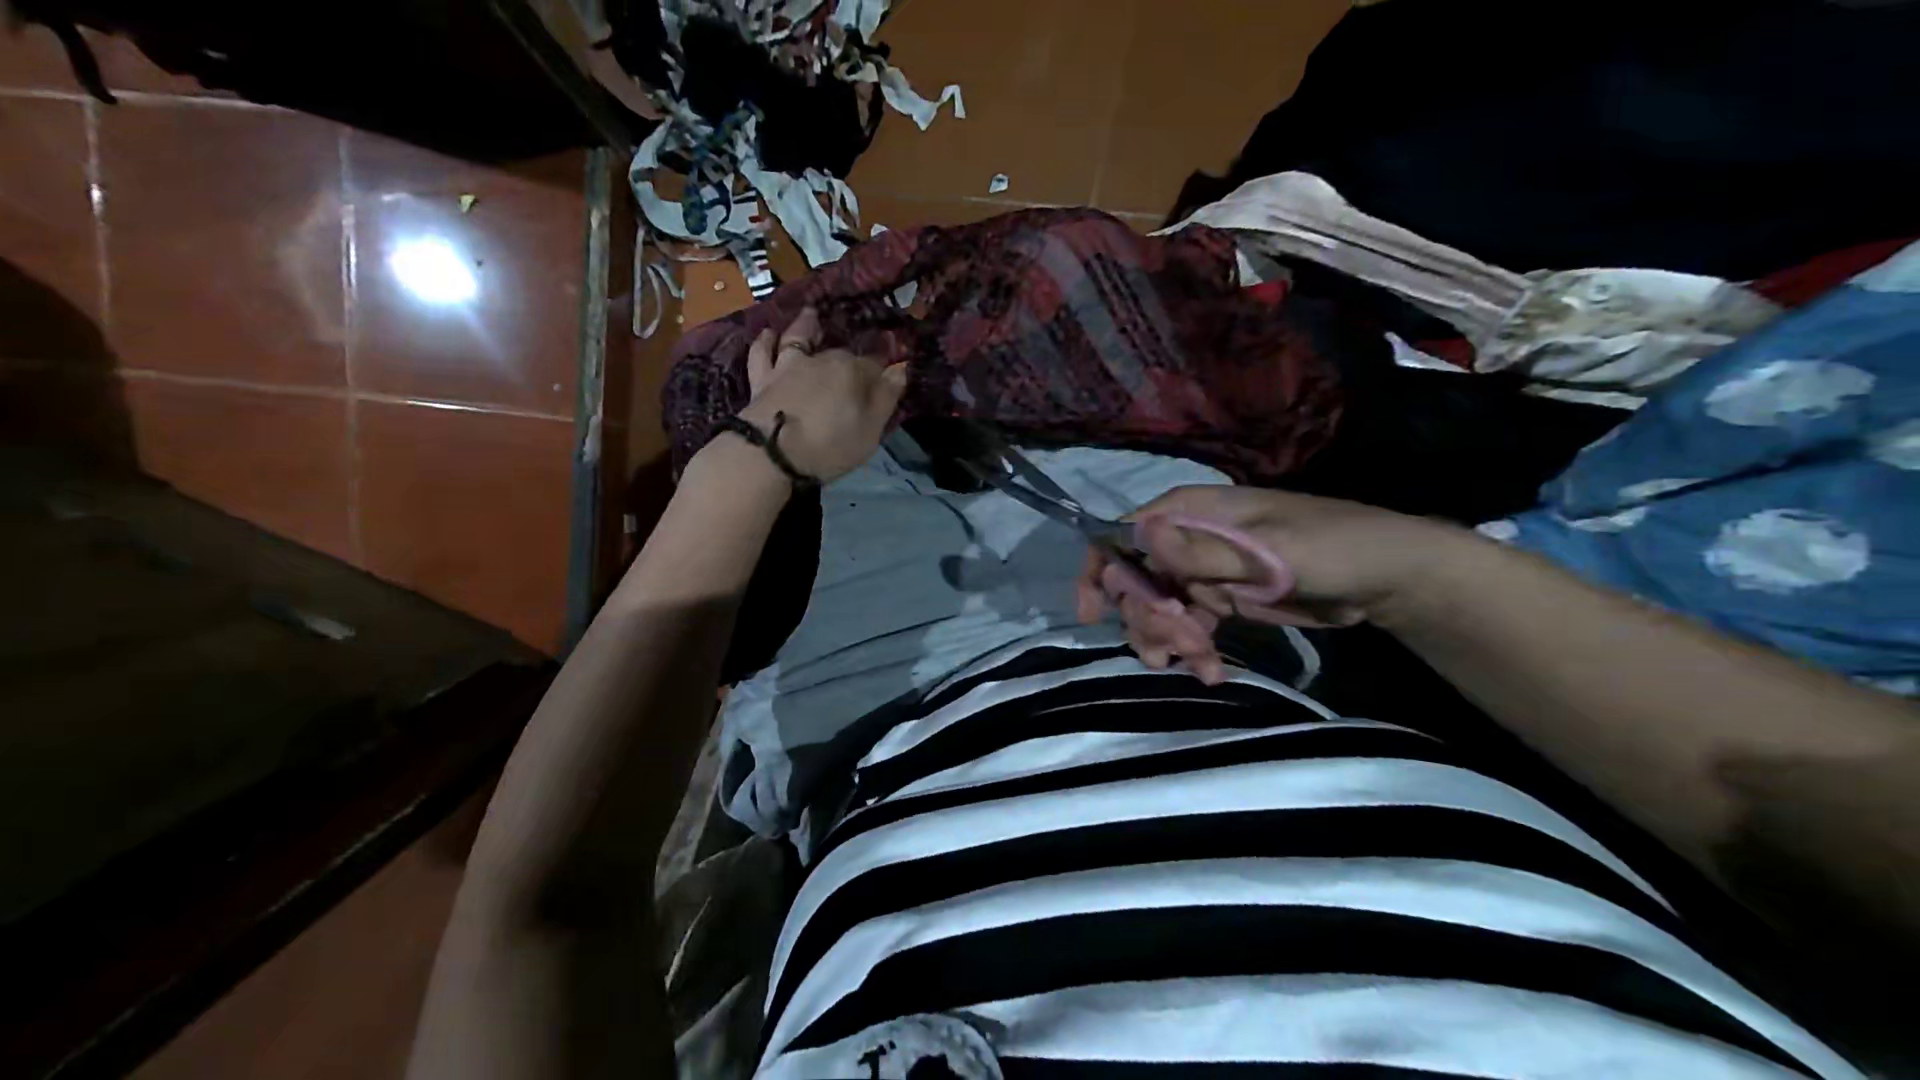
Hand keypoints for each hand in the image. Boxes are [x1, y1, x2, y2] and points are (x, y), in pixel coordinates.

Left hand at [736, 307, 907, 482]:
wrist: (771, 455)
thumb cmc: (829, 446)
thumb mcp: (870, 430)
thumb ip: (886, 398)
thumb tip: (901, 368)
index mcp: (853, 371)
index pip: (875, 364)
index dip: (884, 366)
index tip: (892, 369)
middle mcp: (822, 360)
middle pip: (841, 352)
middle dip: (850, 352)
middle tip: (856, 356)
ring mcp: (788, 365)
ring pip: (798, 338)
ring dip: (805, 325)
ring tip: (810, 314)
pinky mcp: (761, 378)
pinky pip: (762, 352)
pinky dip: (766, 340)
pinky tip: (768, 333)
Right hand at [1076, 486, 1460, 679]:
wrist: (1386, 577)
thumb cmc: (1332, 547)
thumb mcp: (1269, 552)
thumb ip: (1203, 549)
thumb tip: (1139, 534)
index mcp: (1191, 511)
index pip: (1123, 534)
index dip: (1102, 571)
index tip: (1096, 615)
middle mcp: (1187, 538)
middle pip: (1135, 579)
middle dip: (1149, 618)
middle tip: (1180, 647)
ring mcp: (1202, 570)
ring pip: (1157, 606)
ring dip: (1168, 639)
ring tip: (1200, 664)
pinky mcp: (1219, 598)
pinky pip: (1186, 624)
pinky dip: (1191, 649)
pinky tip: (1211, 670)